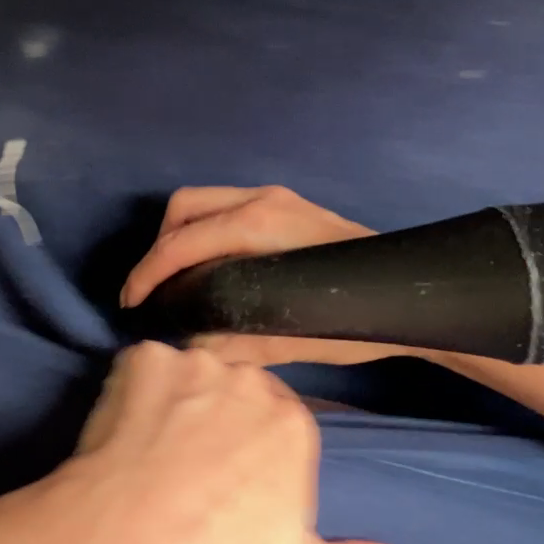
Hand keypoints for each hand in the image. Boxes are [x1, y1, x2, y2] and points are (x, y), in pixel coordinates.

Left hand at [41, 342, 461, 543]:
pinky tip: (129, 434)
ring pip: (189, 377)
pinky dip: (137, 393)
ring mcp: (190, 363)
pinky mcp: (140, 357)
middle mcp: (247, 379)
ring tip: (157, 458)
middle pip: (234, 393)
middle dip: (219, 425)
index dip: (252, 461)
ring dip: (178, 405)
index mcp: (294, 423)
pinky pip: (143, 368)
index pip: (279, 426)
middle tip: (192, 478)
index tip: (230, 494)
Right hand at [120, 185, 416, 367]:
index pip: (184, 241)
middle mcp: (262, 199)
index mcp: (262, 223)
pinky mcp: (280, 204)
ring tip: (172, 280)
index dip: (149, 271)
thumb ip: (238, 342)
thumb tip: (186, 348)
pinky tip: (205, 267)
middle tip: (152, 290)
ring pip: (200, 203)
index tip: (131, 302)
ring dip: (177, 237)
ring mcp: (273, 196)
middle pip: (184, 207)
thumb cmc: (357, 317)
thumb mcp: (296, 338)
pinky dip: (200, 232)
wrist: (412, 294)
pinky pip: (220, 208)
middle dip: (158, 247)